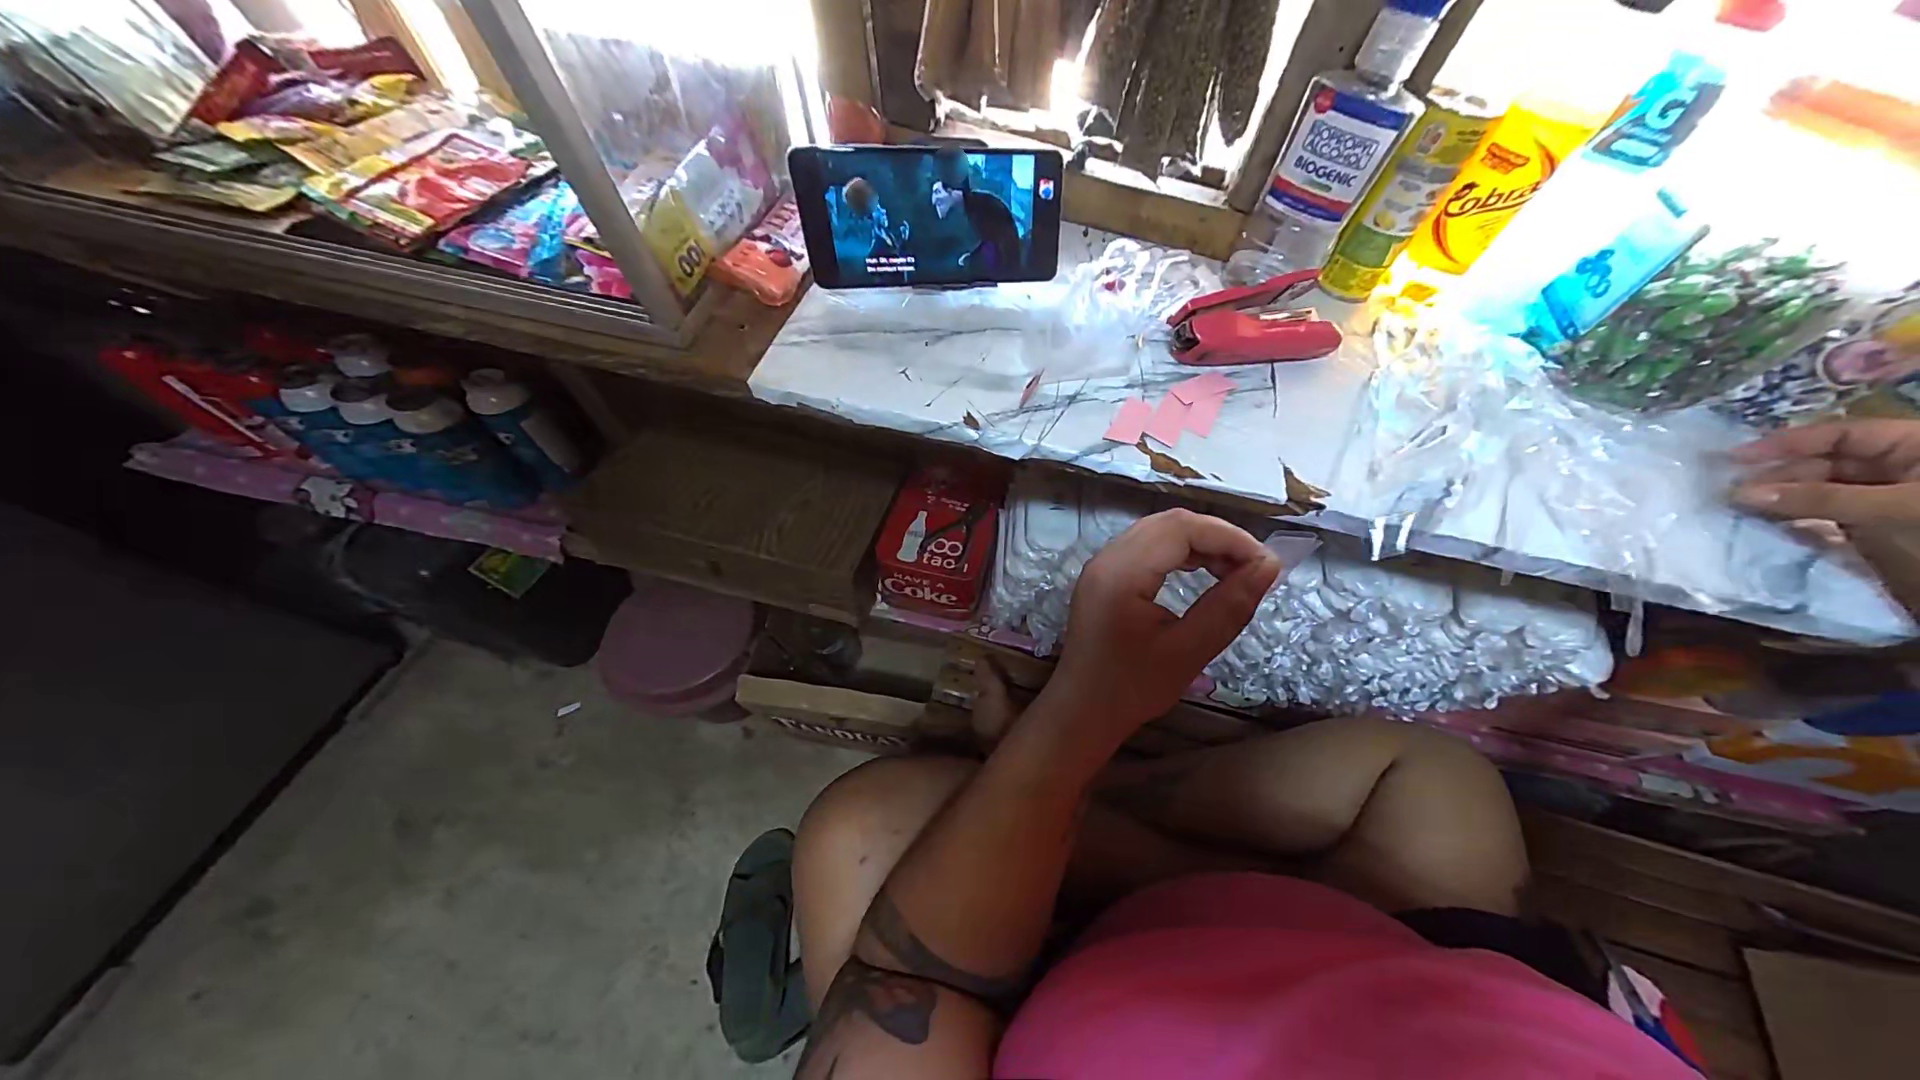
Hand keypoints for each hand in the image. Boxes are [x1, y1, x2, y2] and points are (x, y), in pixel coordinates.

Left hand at [1044, 509, 1281, 737]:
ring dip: (1200, 544)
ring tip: (1234, 572)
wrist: (1082, 709)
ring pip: (1159, 531)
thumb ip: (1230, 606)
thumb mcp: (1189, 651)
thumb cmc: (1132, 688)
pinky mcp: (1104, 575)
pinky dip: (1180, 552)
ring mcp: (1102, 564)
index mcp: (1121, 573)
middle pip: (1170, 523)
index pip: (1182, 529)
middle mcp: (1107, 558)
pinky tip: (1203, 573)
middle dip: (1218, 538)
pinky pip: (1147, 547)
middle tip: (1254, 568)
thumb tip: (1269, 567)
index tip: (1266, 565)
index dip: (1230, 538)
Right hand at [1731, 420, 1919, 524]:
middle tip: (1728, 494)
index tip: (1734, 457)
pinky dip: (1794, 527)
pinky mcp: (1871, 531)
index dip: (1787, 443)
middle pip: (1820, 467)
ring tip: (1737, 513)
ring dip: (1778, 504)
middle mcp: (1892, 468)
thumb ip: (1823, 498)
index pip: (1839, 435)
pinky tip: (1767, 532)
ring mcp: (1880, 501)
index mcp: (1911, 446)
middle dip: (1774, 480)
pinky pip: (1823, 523)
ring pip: (1816, 495)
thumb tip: (1742, 494)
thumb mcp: (1897, 505)